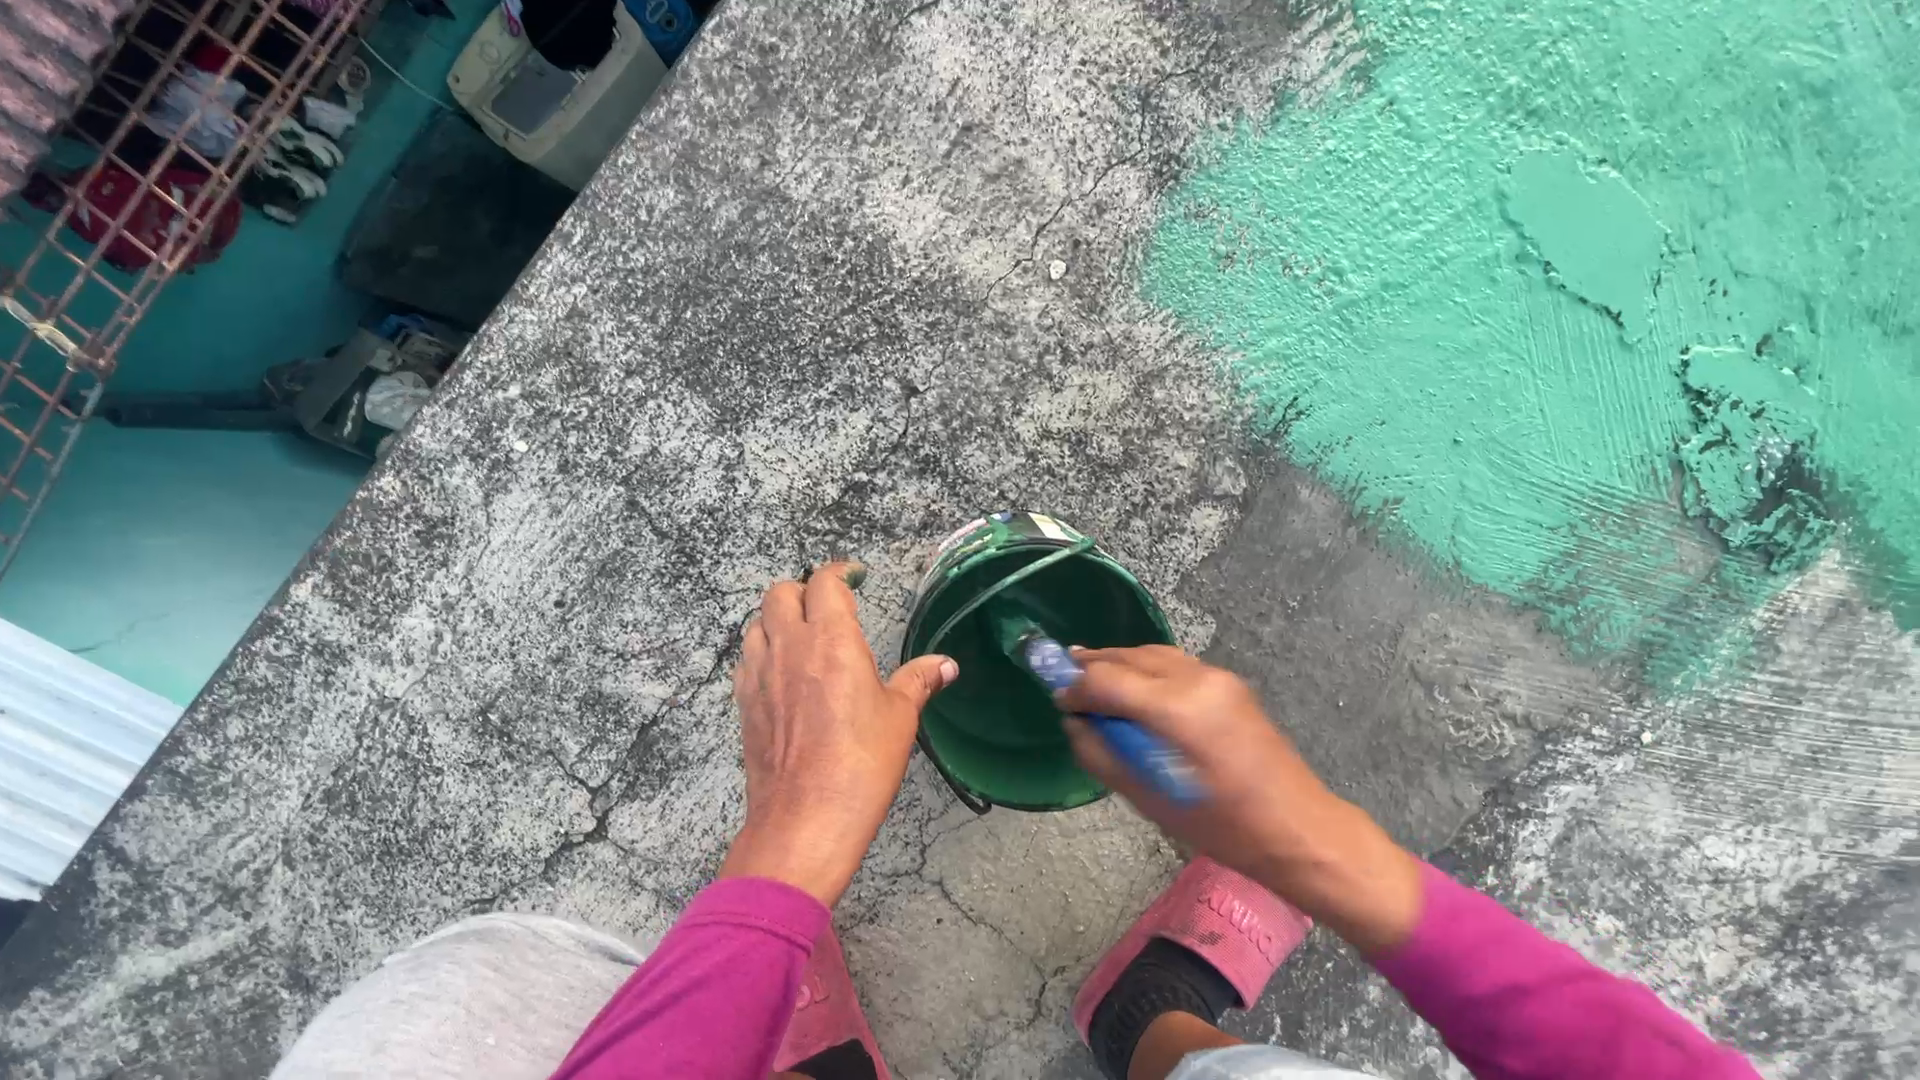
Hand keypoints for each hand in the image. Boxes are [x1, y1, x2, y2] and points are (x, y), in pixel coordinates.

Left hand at [719, 563, 957, 906]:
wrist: (805, 819)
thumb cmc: (860, 764)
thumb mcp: (900, 718)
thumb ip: (919, 680)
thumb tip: (945, 664)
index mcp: (831, 639)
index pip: (825, 582)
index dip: (840, 572)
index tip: (856, 577)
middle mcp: (789, 646)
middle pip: (780, 592)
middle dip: (803, 589)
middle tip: (828, 605)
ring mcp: (759, 674)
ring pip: (756, 623)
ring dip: (778, 618)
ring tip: (802, 634)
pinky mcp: (743, 704)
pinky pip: (746, 659)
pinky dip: (762, 652)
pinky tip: (781, 673)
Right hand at [1057, 646, 1422, 953]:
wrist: (1298, 828)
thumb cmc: (1222, 828)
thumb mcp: (1151, 801)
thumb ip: (1104, 756)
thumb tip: (1075, 724)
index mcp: (1176, 709)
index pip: (1107, 679)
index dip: (1075, 686)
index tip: (1057, 699)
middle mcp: (1196, 679)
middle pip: (1128, 657)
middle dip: (1092, 665)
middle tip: (1063, 679)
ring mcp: (1217, 676)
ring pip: (1151, 653)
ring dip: (1118, 663)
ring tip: (1090, 678)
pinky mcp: (1229, 683)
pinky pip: (1174, 663)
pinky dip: (1145, 668)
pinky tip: (1133, 686)